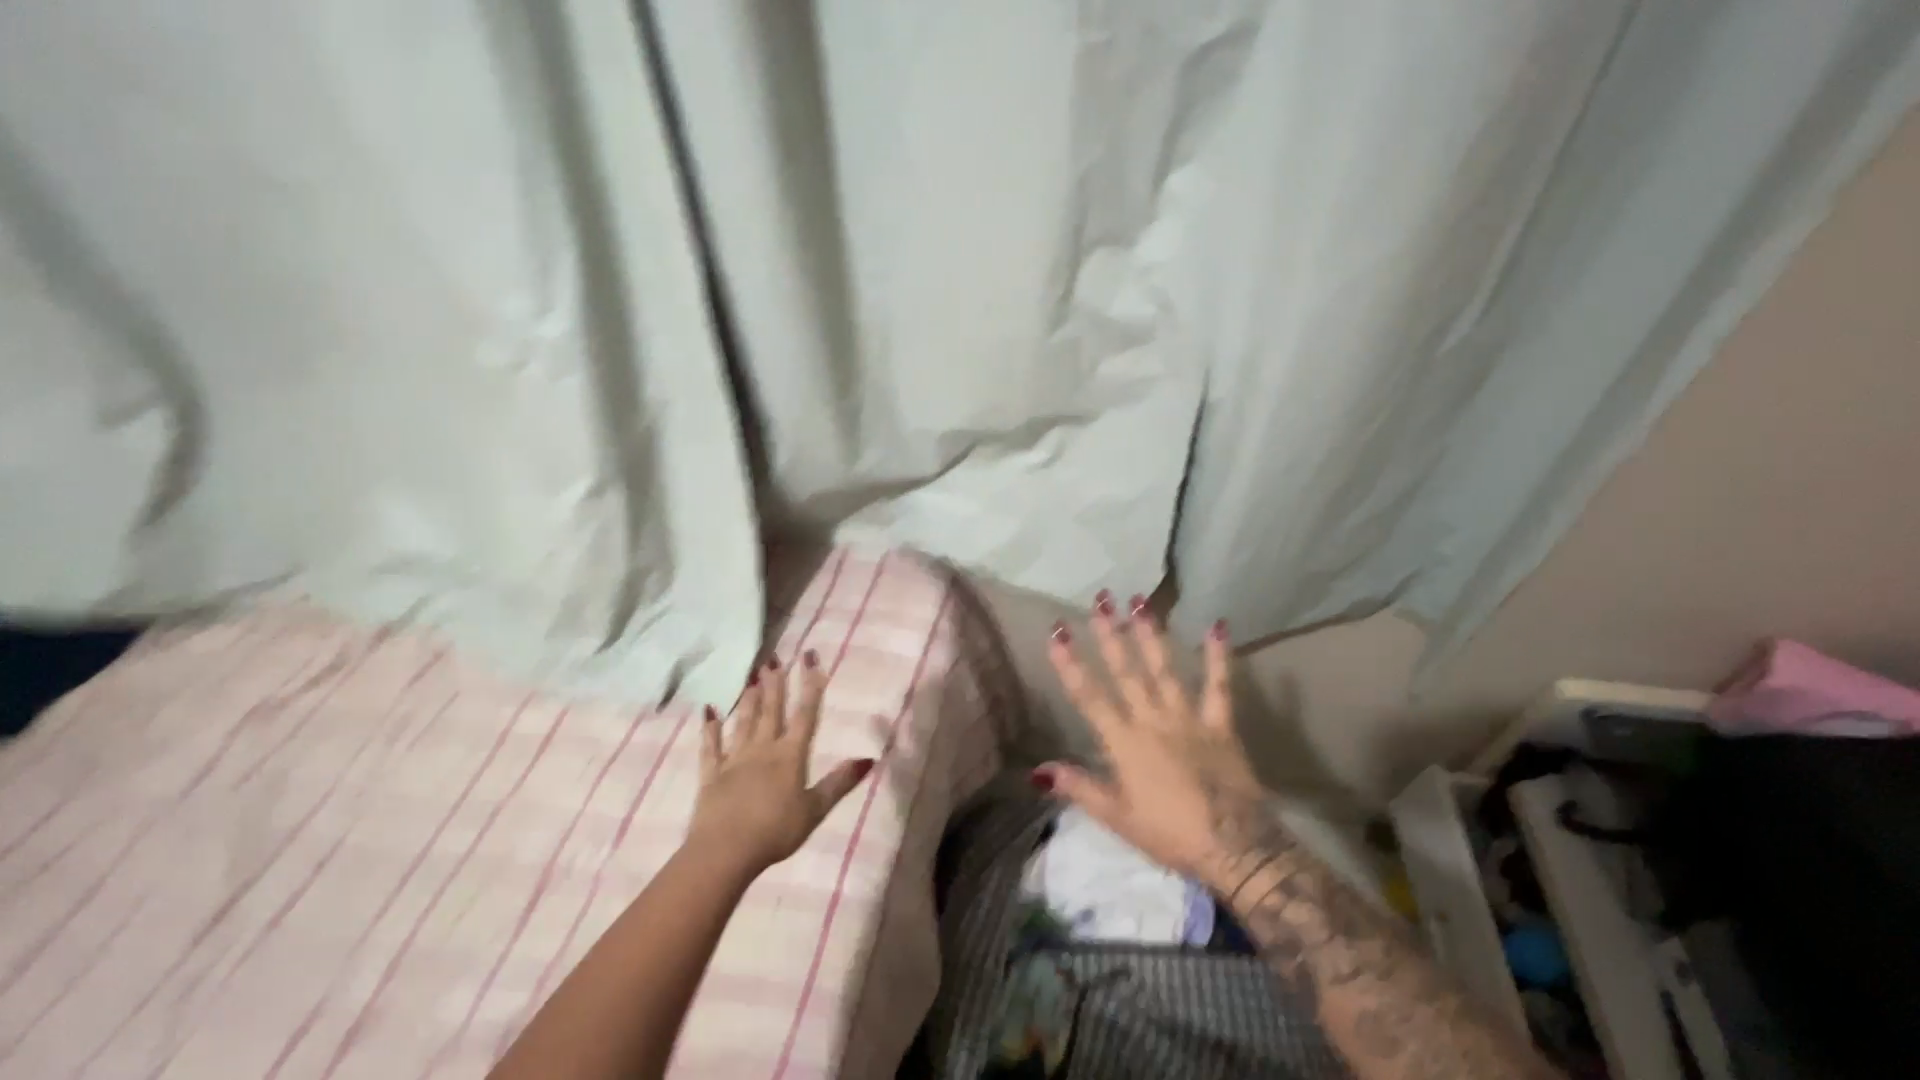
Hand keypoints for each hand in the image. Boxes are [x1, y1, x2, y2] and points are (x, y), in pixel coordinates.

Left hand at [688, 652, 875, 874]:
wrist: (725, 850)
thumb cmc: (776, 831)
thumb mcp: (814, 810)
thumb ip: (839, 783)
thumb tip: (869, 758)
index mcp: (790, 756)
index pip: (805, 714)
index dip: (810, 685)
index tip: (810, 658)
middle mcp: (762, 749)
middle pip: (772, 711)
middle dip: (776, 683)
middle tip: (774, 658)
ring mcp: (734, 759)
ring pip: (744, 722)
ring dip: (750, 699)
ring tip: (752, 676)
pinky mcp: (711, 774)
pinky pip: (711, 746)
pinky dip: (710, 727)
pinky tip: (709, 710)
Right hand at [1034, 593, 1288, 894]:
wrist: (1234, 846)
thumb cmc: (1170, 835)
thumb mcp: (1117, 817)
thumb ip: (1080, 787)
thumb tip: (1038, 769)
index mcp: (1124, 743)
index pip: (1090, 697)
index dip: (1071, 663)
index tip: (1058, 631)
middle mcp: (1153, 721)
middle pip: (1126, 672)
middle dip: (1111, 635)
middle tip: (1100, 600)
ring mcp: (1189, 719)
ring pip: (1165, 669)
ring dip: (1151, 635)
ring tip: (1140, 601)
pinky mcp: (1221, 725)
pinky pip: (1219, 686)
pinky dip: (1219, 657)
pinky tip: (1217, 626)